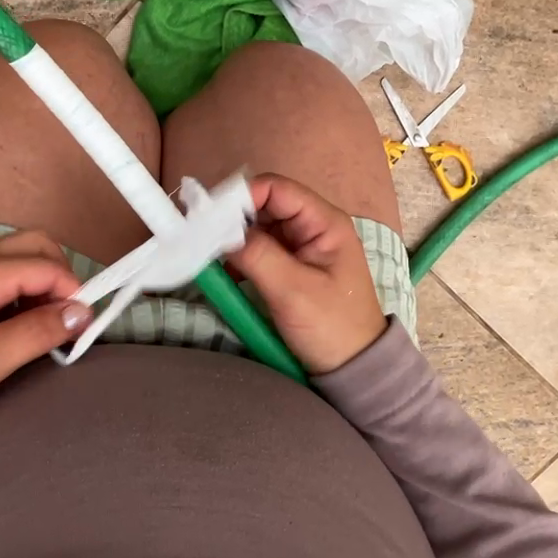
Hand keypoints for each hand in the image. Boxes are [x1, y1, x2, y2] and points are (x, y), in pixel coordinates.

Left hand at [0, 230, 91, 419]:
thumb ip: (38, 331)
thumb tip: (81, 312)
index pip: (46, 264)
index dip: (73, 291)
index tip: (83, 326)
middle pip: (35, 244)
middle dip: (61, 275)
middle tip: (65, 317)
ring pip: (19, 255)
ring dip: (42, 281)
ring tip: (44, 324)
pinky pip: (2, 271)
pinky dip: (22, 288)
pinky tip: (19, 322)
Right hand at [226, 173, 387, 375]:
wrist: (354, 369)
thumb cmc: (332, 328)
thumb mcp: (292, 291)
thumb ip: (256, 255)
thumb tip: (218, 230)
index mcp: (324, 222)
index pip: (275, 188)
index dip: (240, 196)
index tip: (209, 216)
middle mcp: (312, 226)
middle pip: (262, 204)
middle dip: (232, 219)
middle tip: (203, 238)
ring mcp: (300, 246)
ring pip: (256, 227)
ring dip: (233, 239)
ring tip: (213, 258)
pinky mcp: (289, 265)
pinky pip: (257, 248)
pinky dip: (238, 256)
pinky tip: (227, 273)